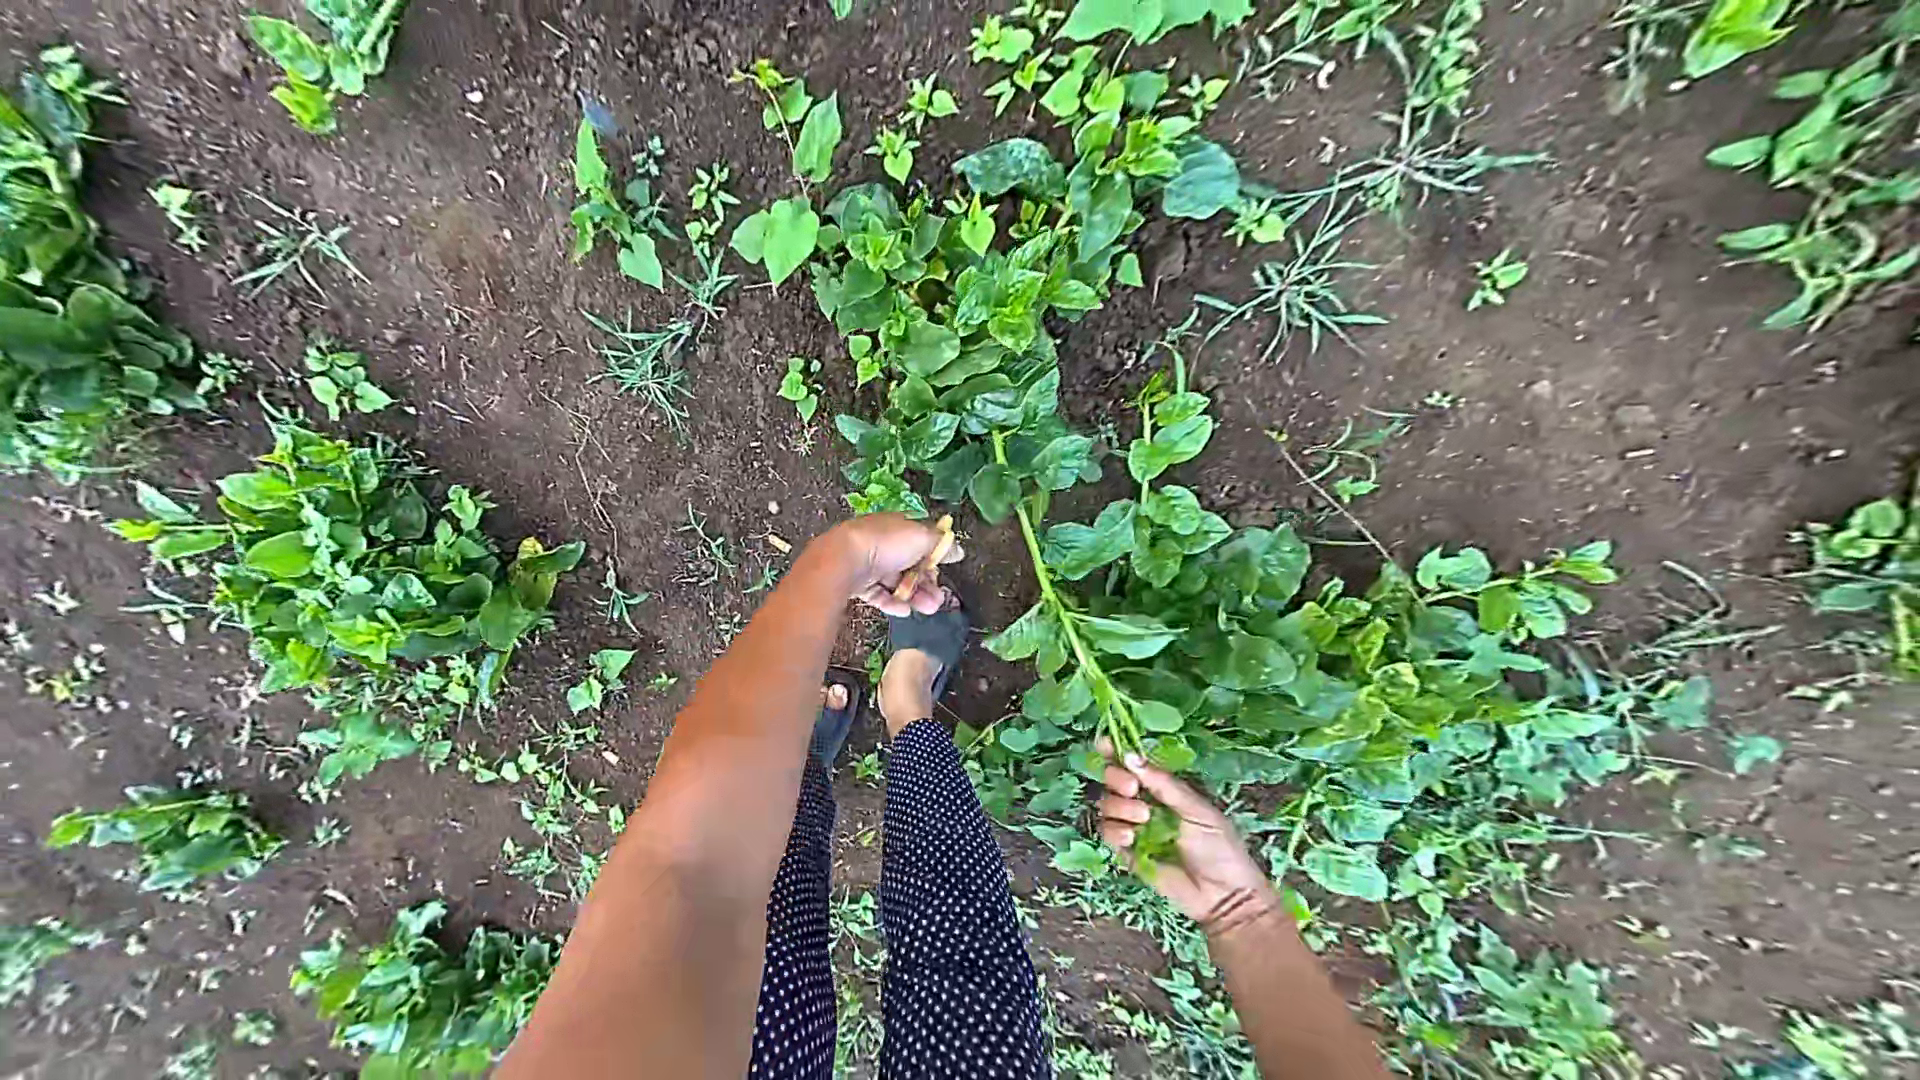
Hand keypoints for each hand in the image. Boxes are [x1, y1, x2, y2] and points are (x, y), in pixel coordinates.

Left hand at [822, 513, 964, 616]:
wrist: (843, 560)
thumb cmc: (886, 543)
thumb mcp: (921, 537)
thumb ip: (941, 544)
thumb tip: (957, 550)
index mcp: (897, 526)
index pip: (920, 542)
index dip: (934, 558)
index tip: (944, 572)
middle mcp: (882, 543)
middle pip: (910, 565)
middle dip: (927, 583)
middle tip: (939, 599)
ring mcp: (868, 563)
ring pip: (896, 582)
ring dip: (915, 596)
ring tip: (927, 609)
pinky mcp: (857, 583)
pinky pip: (879, 594)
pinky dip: (892, 602)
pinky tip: (904, 611)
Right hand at [1098, 743, 1282, 938]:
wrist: (1225, 897)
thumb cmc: (1219, 847)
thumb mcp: (1197, 809)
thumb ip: (1164, 784)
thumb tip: (1131, 756)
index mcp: (1161, 787)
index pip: (1133, 763)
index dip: (1116, 751)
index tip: (1106, 744)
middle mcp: (1142, 801)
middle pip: (1112, 778)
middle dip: (1116, 778)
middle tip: (1133, 788)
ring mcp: (1133, 826)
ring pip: (1106, 803)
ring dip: (1119, 806)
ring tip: (1143, 818)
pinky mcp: (1126, 851)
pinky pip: (1107, 832)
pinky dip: (1115, 830)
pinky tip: (1131, 837)